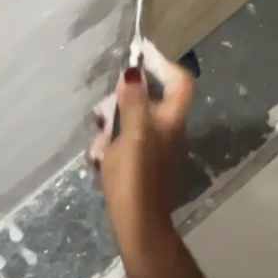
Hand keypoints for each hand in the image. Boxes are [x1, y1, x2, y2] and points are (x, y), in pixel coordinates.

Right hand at [90, 39, 195, 238]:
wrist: (137, 224)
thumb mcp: (132, 133)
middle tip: (102, 111)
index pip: (179, 81)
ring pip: (129, 123)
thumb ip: (133, 101)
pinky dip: (109, 147)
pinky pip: (122, 145)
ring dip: (110, 127)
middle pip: (147, 101)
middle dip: (121, 102)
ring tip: (99, 143)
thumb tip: (133, 73)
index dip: (161, 63)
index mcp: (171, 121)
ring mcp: (154, 150)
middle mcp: (167, 132)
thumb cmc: (136, 177)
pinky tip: (99, 161)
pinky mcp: (140, 166)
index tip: (138, 52)